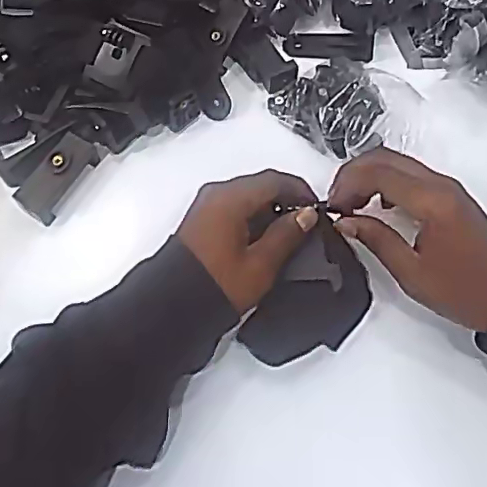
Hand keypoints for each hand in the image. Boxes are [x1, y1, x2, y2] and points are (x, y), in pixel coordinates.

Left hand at [178, 170, 319, 313]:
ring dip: (268, 208)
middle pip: (259, 184)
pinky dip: (252, 215)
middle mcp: (215, 193)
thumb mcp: (261, 265)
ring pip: (246, 195)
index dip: (300, 191)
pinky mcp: (200, 219)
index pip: (274, 180)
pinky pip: (233, 206)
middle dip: (285, 199)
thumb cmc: (213, 285)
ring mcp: (205, 205)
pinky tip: (264, 238)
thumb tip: (305, 216)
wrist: (170, 306)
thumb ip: (287, 235)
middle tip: (306, 221)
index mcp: (230, 197)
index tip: (316, 207)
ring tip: (289, 233)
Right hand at [328, 149, 486, 331]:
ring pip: (395, 160)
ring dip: (367, 174)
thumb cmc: (468, 291)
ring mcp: (445, 185)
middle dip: (353, 173)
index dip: (347, 184)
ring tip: (351, 202)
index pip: (377, 172)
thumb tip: (346, 222)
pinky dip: (384, 179)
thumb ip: (377, 240)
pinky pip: (408, 172)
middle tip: (337, 200)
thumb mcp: (413, 274)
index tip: (333, 205)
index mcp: (432, 201)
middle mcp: (439, 184)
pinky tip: (374, 203)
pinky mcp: (447, 193)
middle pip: (383, 157)